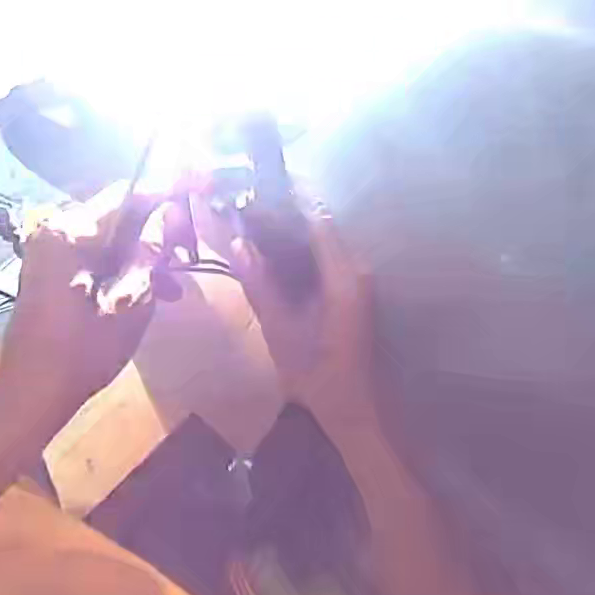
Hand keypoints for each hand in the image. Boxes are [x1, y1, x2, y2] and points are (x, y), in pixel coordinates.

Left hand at [0, 185, 164, 439]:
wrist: (31, 392)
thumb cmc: (81, 354)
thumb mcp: (130, 305)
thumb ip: (151, 253)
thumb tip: (173, 214)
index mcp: (72, 233)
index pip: (129, 193)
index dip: (168, 188)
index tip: (200, 182)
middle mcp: (58, 227)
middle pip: (121, 209)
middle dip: (158, 226)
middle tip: (188, 248)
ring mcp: (52, 244)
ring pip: (112, 230)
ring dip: (143, 248)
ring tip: (174, 276)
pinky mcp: (53, 262)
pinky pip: (98, 247)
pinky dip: (123, 261)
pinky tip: (151, 287)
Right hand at [194, 195, 375, 422]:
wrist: (352, 410)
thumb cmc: (317, 375)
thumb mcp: (280, 331)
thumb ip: (260, 285)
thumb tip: (237, 243)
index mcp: (343, 277)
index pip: (318, 219)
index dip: (290, 198)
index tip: (259, 184)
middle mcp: (356, 270)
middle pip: (321, 223)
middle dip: (286, 209)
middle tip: (247, 203)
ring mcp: (357, 279)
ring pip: (323, 237)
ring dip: (293, 226)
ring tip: (255, 220)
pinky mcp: (351, 288)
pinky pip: (326, 253)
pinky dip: (301, 244)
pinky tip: (274, 248)